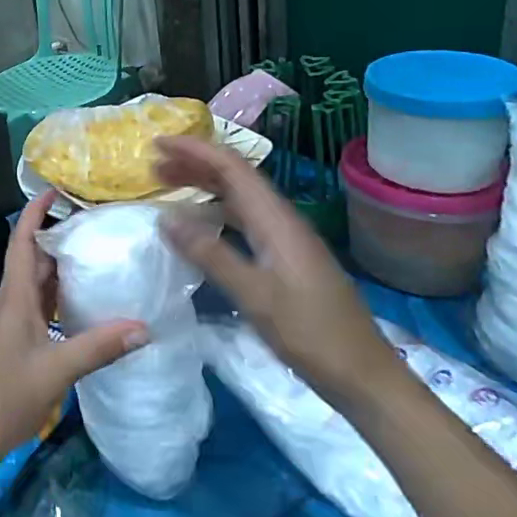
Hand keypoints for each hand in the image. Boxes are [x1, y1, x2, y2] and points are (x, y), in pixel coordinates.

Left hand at [0, 192, 149, 467]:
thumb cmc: (7, 396)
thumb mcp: (56, 370)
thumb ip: (98, 347)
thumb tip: (144, 326)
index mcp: (16, 296)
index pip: (21, 241)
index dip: (34, 212)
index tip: (55, 189)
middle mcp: (15, 300)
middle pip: (34, 255)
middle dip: (57, 231)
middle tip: (93, 217)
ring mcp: (17, 320)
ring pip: (40, 278)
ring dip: (61, 260)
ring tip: (95, 246)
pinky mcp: (23, 338)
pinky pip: (44, 301)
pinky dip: (63, 290)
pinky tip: (87, 294)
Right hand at [156, 136, 399, 407]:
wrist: (363, 373)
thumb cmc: (311, 334)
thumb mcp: (254, 296)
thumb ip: (210, 254)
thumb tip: (166, 217)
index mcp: (275, 219)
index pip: (231, 166)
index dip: (194, 149)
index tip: (157, 143)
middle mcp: (280, 219)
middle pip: (234, 177)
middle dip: (194, 164)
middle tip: (153, 166)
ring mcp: (285, 238)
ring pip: (239, 198)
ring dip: (204, 187)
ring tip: (168, 188)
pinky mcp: (286, 258)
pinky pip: (244, 220)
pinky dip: (216, 213)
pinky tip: (200, 227)